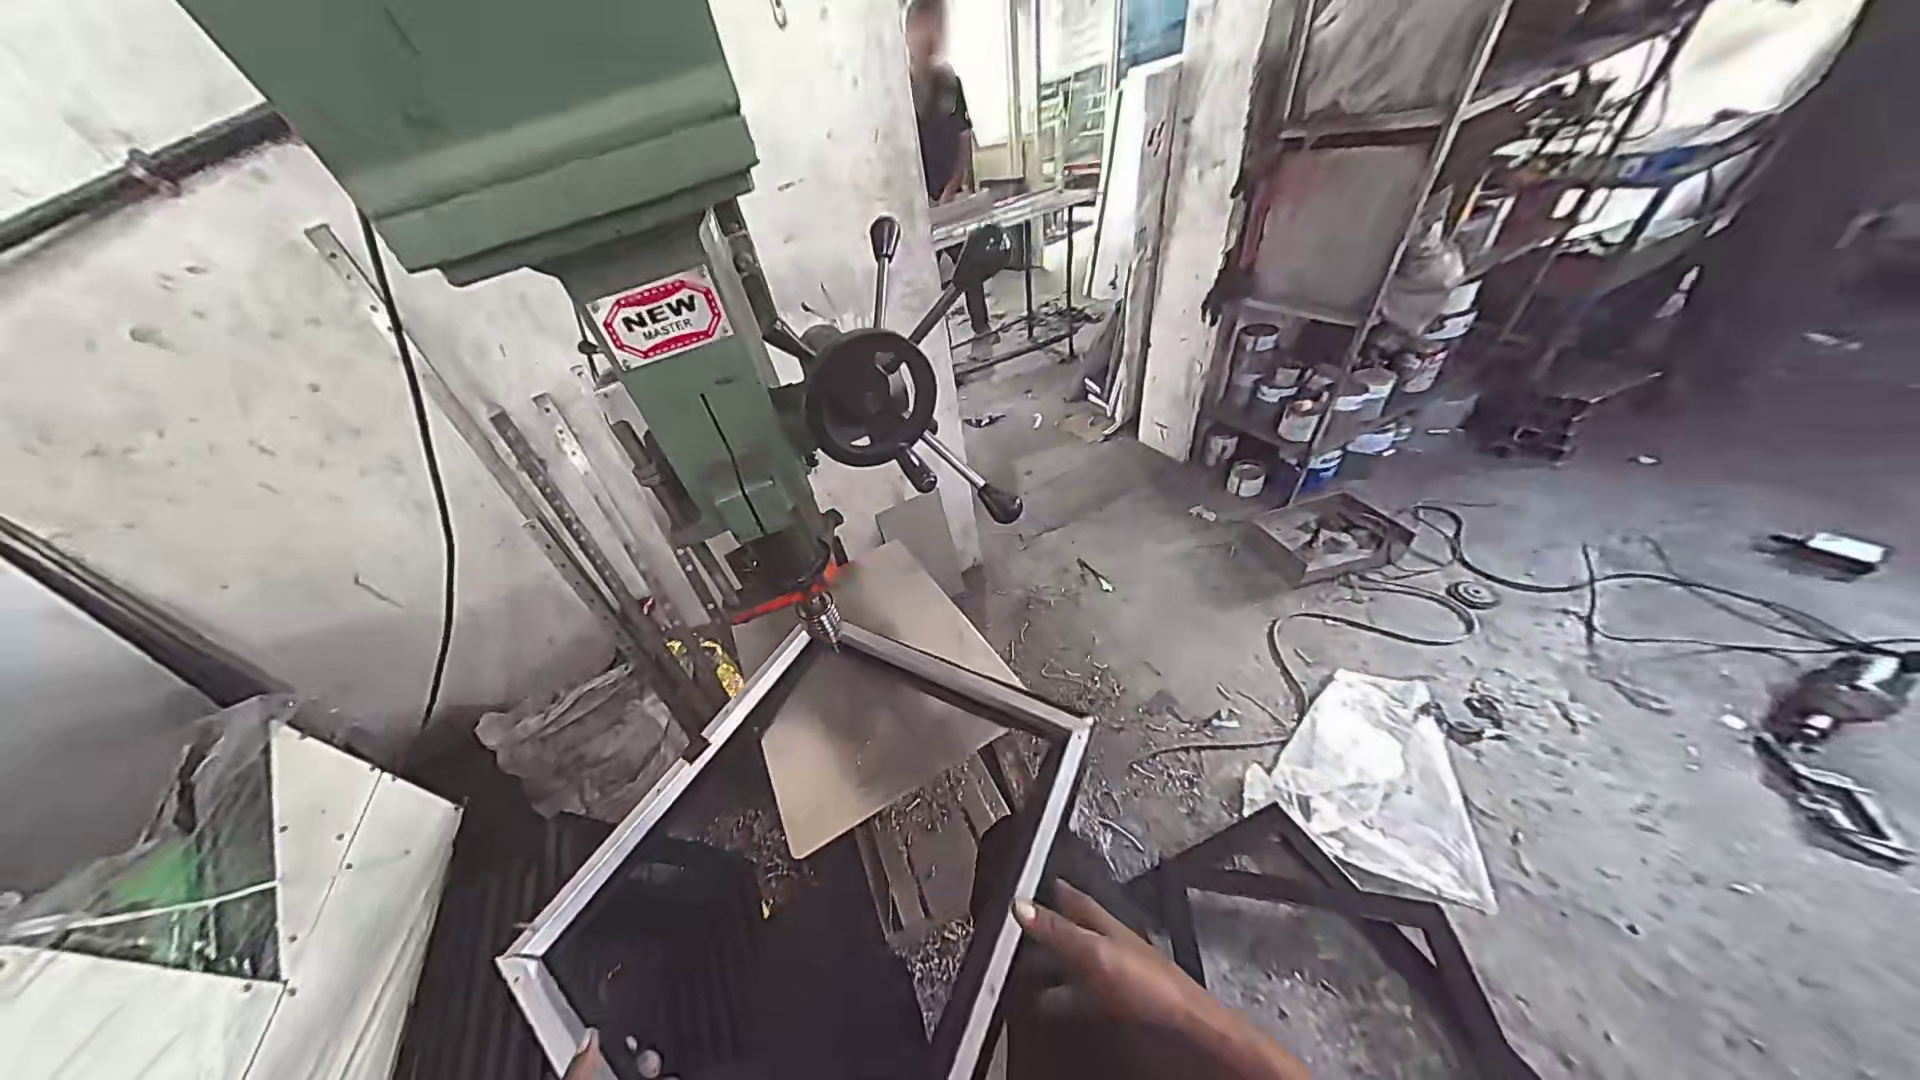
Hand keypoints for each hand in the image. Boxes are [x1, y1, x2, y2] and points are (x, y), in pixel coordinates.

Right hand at [1014, 883, 1312, 1079]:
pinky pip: (1080, 996)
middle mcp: (1108, 945)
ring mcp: (1113, 976)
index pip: (1072, 898)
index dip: (1052, 889)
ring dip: (1052, 966)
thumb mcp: (1095, 952)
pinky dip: (1062, 997)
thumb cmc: (1151, 984)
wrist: (1188, 1032)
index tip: (1033, 880)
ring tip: (1025, 973)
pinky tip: (1053, 1005)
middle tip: (1021, 927)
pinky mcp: (1117, 1007)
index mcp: (1103, 923)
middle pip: (1071, 932)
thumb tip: (1020, 905)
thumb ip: (1057, 930)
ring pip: (1074, 965)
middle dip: (1047, 928)